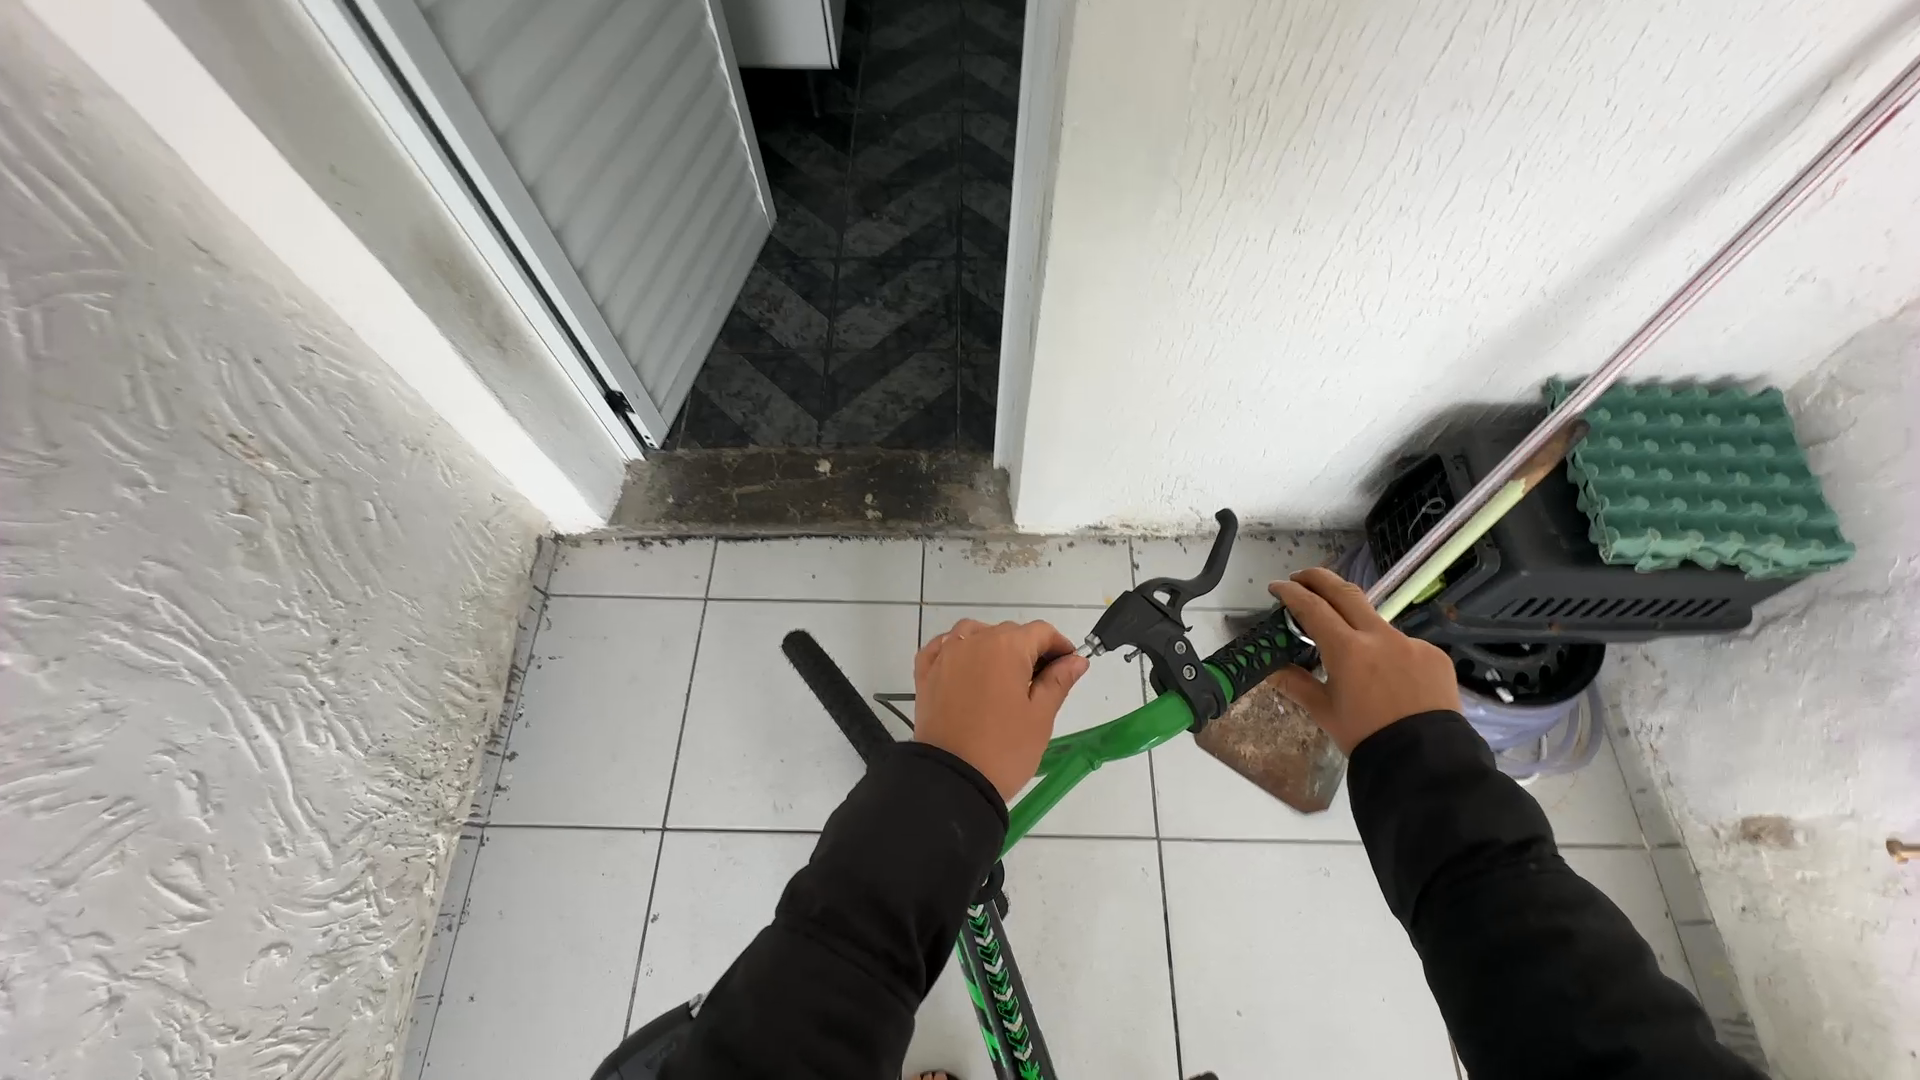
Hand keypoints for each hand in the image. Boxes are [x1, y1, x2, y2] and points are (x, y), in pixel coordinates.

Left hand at [913, 618, 1089, 800]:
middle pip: (1008, 632)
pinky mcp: (925, 673)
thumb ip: (1058, 681)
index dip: (1059, 645)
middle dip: (1029, 650)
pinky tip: (966, 667)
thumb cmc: (1004, 750)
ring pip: (974, 633)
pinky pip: (942, 647)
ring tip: (1003, 676)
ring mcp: (945, 655)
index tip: (1068, 666)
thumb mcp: (1040, 716)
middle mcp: (973, 641)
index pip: (1041, 632)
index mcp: (1006, 647)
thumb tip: (1077, 660)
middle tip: (1040, 683)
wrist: (952, 780)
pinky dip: (957, 649)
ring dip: (992, 645)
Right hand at [1266, 567, 1461, 753]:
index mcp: (1348, 650)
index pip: (1312, 608)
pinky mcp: (1433, 654)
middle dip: (1319, 579)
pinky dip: (1385, 650)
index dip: (1291, 593)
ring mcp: (1410, 643)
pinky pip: (1402, 643)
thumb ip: (1295, 683)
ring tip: (1344, 640)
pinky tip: (1385, 675)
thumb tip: (1269, 669)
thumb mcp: (1324, 711)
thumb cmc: (1366, 737)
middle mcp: (1380, 637)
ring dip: (1353, 620)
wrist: (1425, 762)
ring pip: (1374, 619)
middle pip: (1345, 592)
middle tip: (1301, 578)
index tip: (1277, 587)